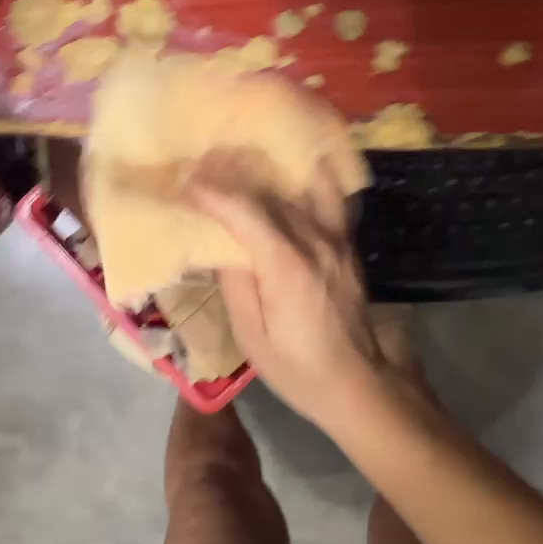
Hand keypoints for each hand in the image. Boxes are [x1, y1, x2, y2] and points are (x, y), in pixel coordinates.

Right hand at [190, 165, 388, 429]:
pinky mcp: (347, 243)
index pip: (243, 211)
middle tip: (201, 164)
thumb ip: (235, 283)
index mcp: (286, 266)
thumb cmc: (297, 368)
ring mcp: (336, 239)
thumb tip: (220, 243)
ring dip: (266, 171)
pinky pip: (330, 198)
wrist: (358, 384)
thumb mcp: (251, 335)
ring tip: (239, 159)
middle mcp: (315, 241)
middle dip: (232, 175)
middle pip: (269, 193)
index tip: (184, 182)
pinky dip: (311, 176)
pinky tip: (296, 164)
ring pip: (299, 188)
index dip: (211, 192)